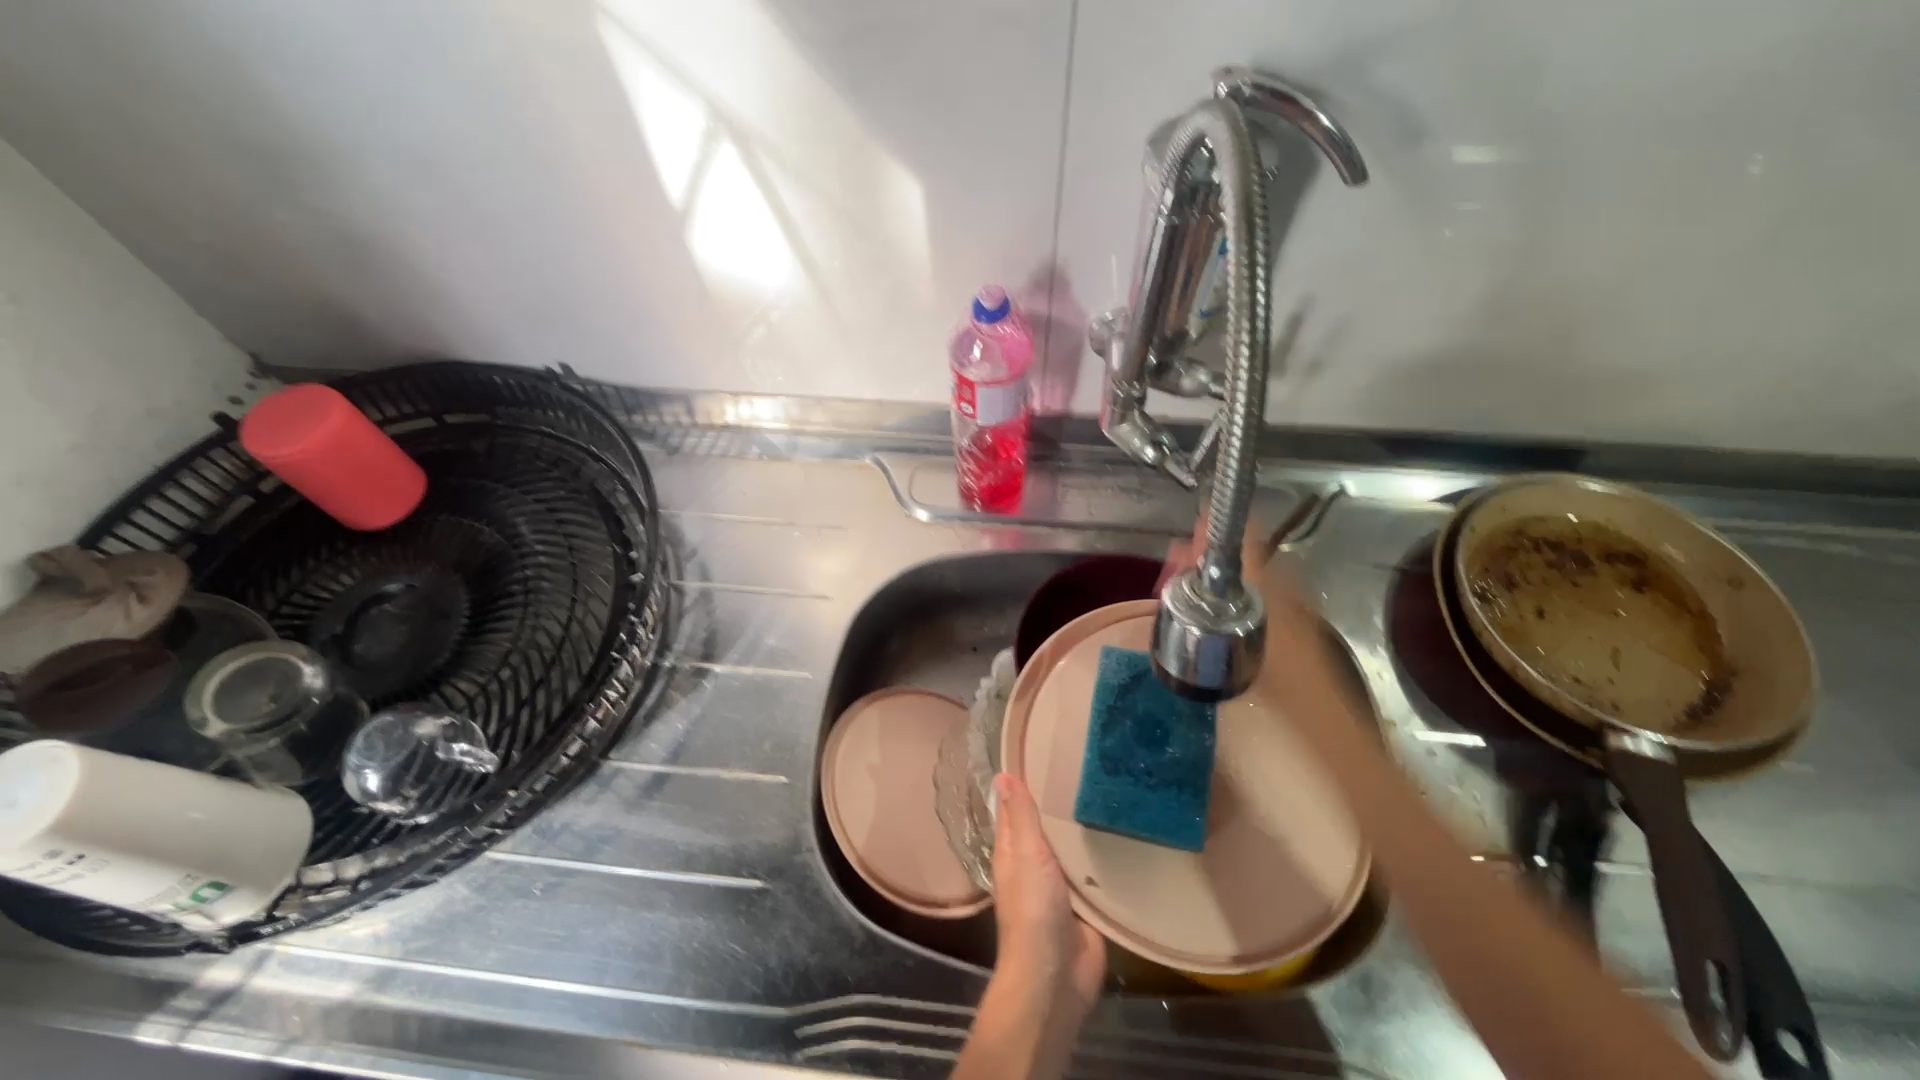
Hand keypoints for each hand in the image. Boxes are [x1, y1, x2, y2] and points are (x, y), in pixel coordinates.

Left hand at [990, 773, 1104, 1022]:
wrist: (1056, 974)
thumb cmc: (1033, 910)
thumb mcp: (1025, 855)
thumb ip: (1020, 817)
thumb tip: (1002, 774)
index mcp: (1014, 852)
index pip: (1015, 810)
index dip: (1024, 784)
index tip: (1043, 750)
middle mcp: (1036, 865)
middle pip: (1049, 828)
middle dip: (1064, 804)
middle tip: (1092, 765)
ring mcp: (1063, 886)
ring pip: (1074, 849)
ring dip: (1088, 829)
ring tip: (1115, 791)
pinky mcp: (1089, 904)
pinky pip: (1098, 874)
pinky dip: (1108, 858)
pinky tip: (1129, 834)